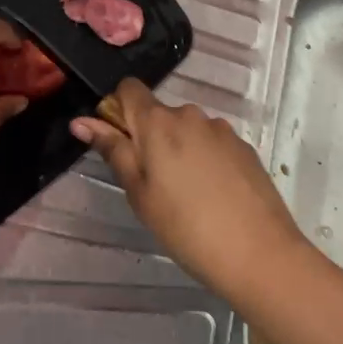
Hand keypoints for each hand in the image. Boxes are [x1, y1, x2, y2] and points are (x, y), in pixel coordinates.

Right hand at [71, 79, 306, 298]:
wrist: (261, 255)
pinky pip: (213, 145)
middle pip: (159, 113)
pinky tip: (215, 198)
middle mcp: (189, 115)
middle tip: (154, 184)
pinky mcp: (246, 149)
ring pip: (188, 131)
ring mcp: (221, 130)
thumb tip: (81, 121)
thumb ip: (112, 150)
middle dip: (151, 138)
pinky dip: (207, 162)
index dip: (119, 110)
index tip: (122, 144)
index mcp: (157, 122)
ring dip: (181, 150)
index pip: (129, 88)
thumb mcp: (139, 193)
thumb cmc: (186, 227)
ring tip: (189, 196)